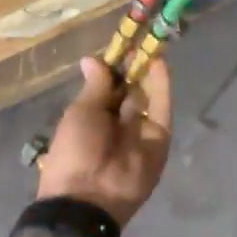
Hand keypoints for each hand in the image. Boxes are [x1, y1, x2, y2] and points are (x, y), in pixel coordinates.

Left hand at [36, 56, 171, 226]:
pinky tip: (159, 62)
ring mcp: (141, 129)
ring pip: (148, 94)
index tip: (123, 44)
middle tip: (141, 40)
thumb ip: (95, 86)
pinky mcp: (160, 136)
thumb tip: (92, 59)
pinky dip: (162, 84)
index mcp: (94, 118)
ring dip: (149, 71)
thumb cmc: (74, 151)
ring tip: (152, 44)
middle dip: (135, 66)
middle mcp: (119, 123)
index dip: (116, 67)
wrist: (89, 195)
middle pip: (132, 89)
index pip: (109, 86)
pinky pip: (162, 107)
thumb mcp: (80, 113)